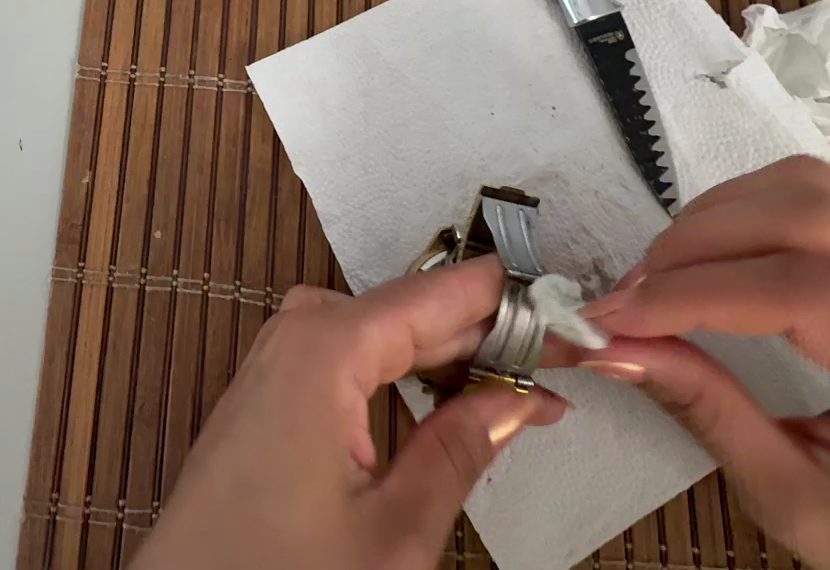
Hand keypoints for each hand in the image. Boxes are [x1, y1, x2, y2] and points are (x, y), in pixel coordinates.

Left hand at [131, 258, 567, 569]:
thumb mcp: (393, 531)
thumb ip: (459, 451)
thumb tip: (517, 401)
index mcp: (325, 347)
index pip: (433, 297)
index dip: (500, 297)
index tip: (560, 297)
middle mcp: (296, 332)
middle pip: (408, 312)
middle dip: (482, 333)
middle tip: (556, 353)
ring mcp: (276, 357)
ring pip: (379, 332)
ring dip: (444, 354)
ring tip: (513, 381)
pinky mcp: (269, 387)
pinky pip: (346, 354)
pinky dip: (399, 371)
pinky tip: (441, 397)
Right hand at [576, 156, 829, 569]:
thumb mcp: (797, 506)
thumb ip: (706, 411)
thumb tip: (608, 342)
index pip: (811, 294)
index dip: (696, 292)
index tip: (613, 316)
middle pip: (814, 216)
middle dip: (698, 241)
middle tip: (633, 292)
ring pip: (814, 190)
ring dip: (718, 216)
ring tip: (665, 274)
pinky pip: (820, 198)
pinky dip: (743, 210)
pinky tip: (711, 257)